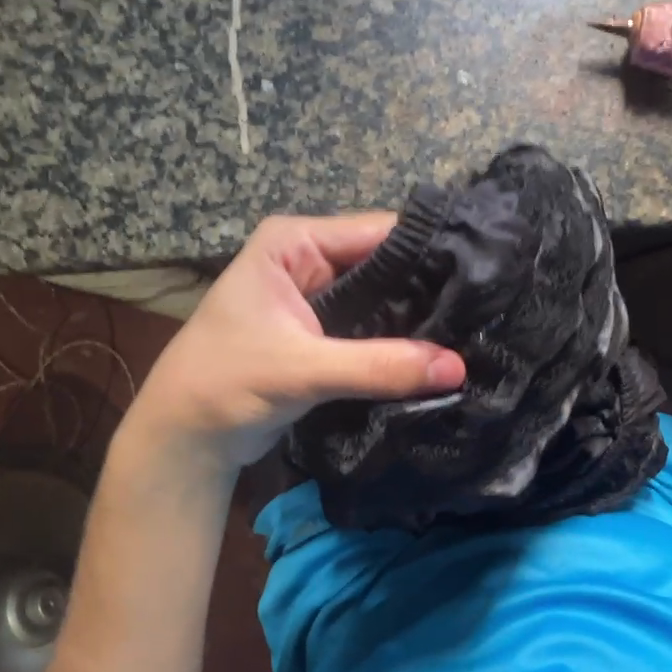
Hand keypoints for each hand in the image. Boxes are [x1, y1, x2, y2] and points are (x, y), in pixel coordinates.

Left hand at [124, 213, 465, 470]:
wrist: (184, 438)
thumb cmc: (225, 384)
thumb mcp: (303, 369)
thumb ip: (380, 366)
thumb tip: (458, 368)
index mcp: (295, 242)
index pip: (378, 233)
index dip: (430, 253)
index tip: (484, 275)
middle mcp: (309, 260)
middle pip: (386, 265)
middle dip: (429, 290)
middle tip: (488, 311)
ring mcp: (318, 298)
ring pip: (384, 300)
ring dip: (418, 321)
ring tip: (476, 334)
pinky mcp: (324, 335)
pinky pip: (374, 330)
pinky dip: (401, 344)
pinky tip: (441, 356)